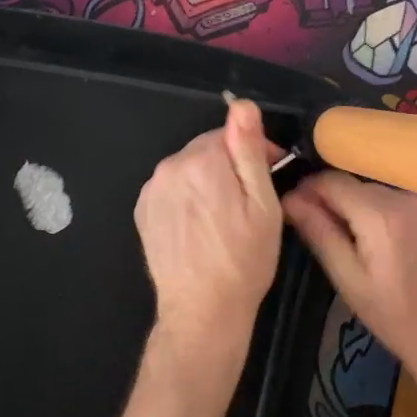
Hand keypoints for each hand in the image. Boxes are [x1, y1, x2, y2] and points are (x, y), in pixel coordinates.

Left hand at [134, 100, 283, 351]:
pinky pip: (172, 188)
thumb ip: (248, 149)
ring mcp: (152, 189)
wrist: (202, 311)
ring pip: (189, 168)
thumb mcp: (261, 204)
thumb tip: (242, 105)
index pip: (233, 133)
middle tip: (251, 202)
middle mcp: (171, 165)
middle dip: (230, 165)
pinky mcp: (143, 210)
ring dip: (208, 180)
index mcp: (203, 159)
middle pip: (208, 149)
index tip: (272, 174)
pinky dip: (187, 197)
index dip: (256, 152)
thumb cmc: (243, 259)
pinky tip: (201, 226)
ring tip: (226, 217)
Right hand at [283, 172, 416, 365]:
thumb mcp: (347, 278)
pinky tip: (365, 233)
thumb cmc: (393, 314)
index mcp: (382, 214)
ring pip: (367, 185)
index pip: (331, 181)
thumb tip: (289, 198)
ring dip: (348, 202)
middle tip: (312, 228)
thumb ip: (318, 231)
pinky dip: (369, 205)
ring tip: (338, 234)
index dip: (306, 191)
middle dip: (328, 199)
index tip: (291, 209)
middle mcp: (404, 195)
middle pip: (350, 181)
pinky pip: (386, 193)